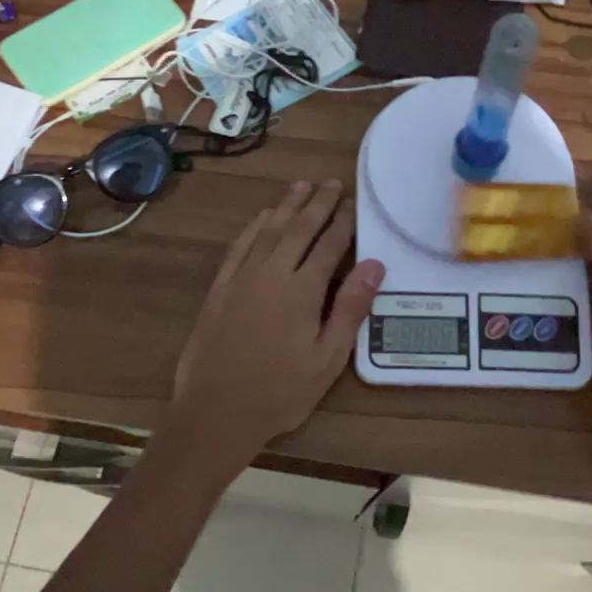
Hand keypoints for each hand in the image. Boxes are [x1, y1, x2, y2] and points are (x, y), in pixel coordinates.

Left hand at [170, 180, 384, 459]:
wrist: (217, 409)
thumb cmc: (280, 391)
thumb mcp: (327, 358)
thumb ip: (350, 308)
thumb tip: (374, 265)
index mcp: (303, 290)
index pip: (328, 245)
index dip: (342, 222)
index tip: (352, 203)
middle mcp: (272, 273)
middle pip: (299, 229)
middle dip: (317, 203)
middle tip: (331, 182)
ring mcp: (242, 278)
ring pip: (269, 230)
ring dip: (287, 206)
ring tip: (301, 186)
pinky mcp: (220, 288)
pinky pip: (240, 246)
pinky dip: (254, 227)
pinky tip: (263, 217)